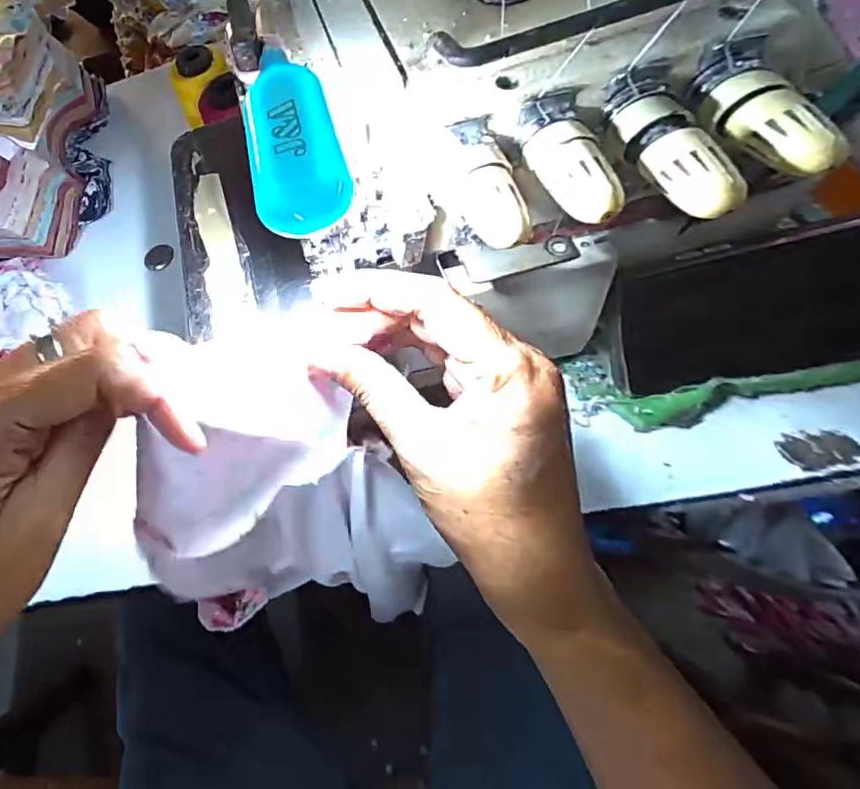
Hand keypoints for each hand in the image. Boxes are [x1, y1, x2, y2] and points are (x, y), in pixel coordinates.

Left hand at [0, 311, 194, 787]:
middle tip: (166, 418)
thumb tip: (127, 391)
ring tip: (146, 418)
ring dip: (110, 370)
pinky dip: (83, 382)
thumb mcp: (41, 522)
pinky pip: (42, 372)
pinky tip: (104, 416)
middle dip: (131, 365)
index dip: (149, 388)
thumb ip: (84, 440)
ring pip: (61, 346)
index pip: (88, 366)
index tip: (189, 436)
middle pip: (75, 336)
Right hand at [306, 270, 598, 637]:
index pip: (435, 300)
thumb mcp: (418, 443)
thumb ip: (370, 384)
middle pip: (438, 313)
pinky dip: (410, 356)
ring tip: (342, 339)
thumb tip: (321, 351)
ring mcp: (515, 377)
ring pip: (442, 333)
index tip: (330, 293)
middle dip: (376, 313)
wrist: (537, 570)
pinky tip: (376, 359)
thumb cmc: (488, 516)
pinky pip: (451, 358)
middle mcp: (520, 360)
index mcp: (509, 366)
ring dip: (390, 333)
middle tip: (326, 320)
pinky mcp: (504, 394)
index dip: (375, 290)